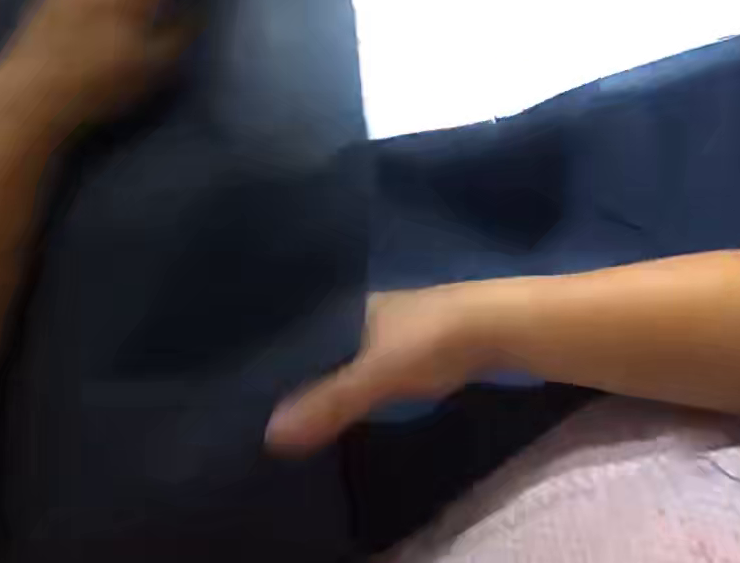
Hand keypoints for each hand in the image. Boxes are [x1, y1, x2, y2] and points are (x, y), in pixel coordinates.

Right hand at [265, 283, 504, 455]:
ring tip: (296, 411)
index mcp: (352, 305)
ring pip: (349, 355)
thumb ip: (329, 400)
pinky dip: (356, 383)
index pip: (303, 328)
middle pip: (325, 344)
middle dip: (302, 371)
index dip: (277, 355)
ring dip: (330, 379)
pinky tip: (346, 403)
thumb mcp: (375, 372)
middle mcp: (367, 310)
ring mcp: (393, 326)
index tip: (246, 384)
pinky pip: (371, 366)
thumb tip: (269, 434)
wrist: (493, 327)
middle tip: (265, 408)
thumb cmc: (429, 339)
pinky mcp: (413, 346)